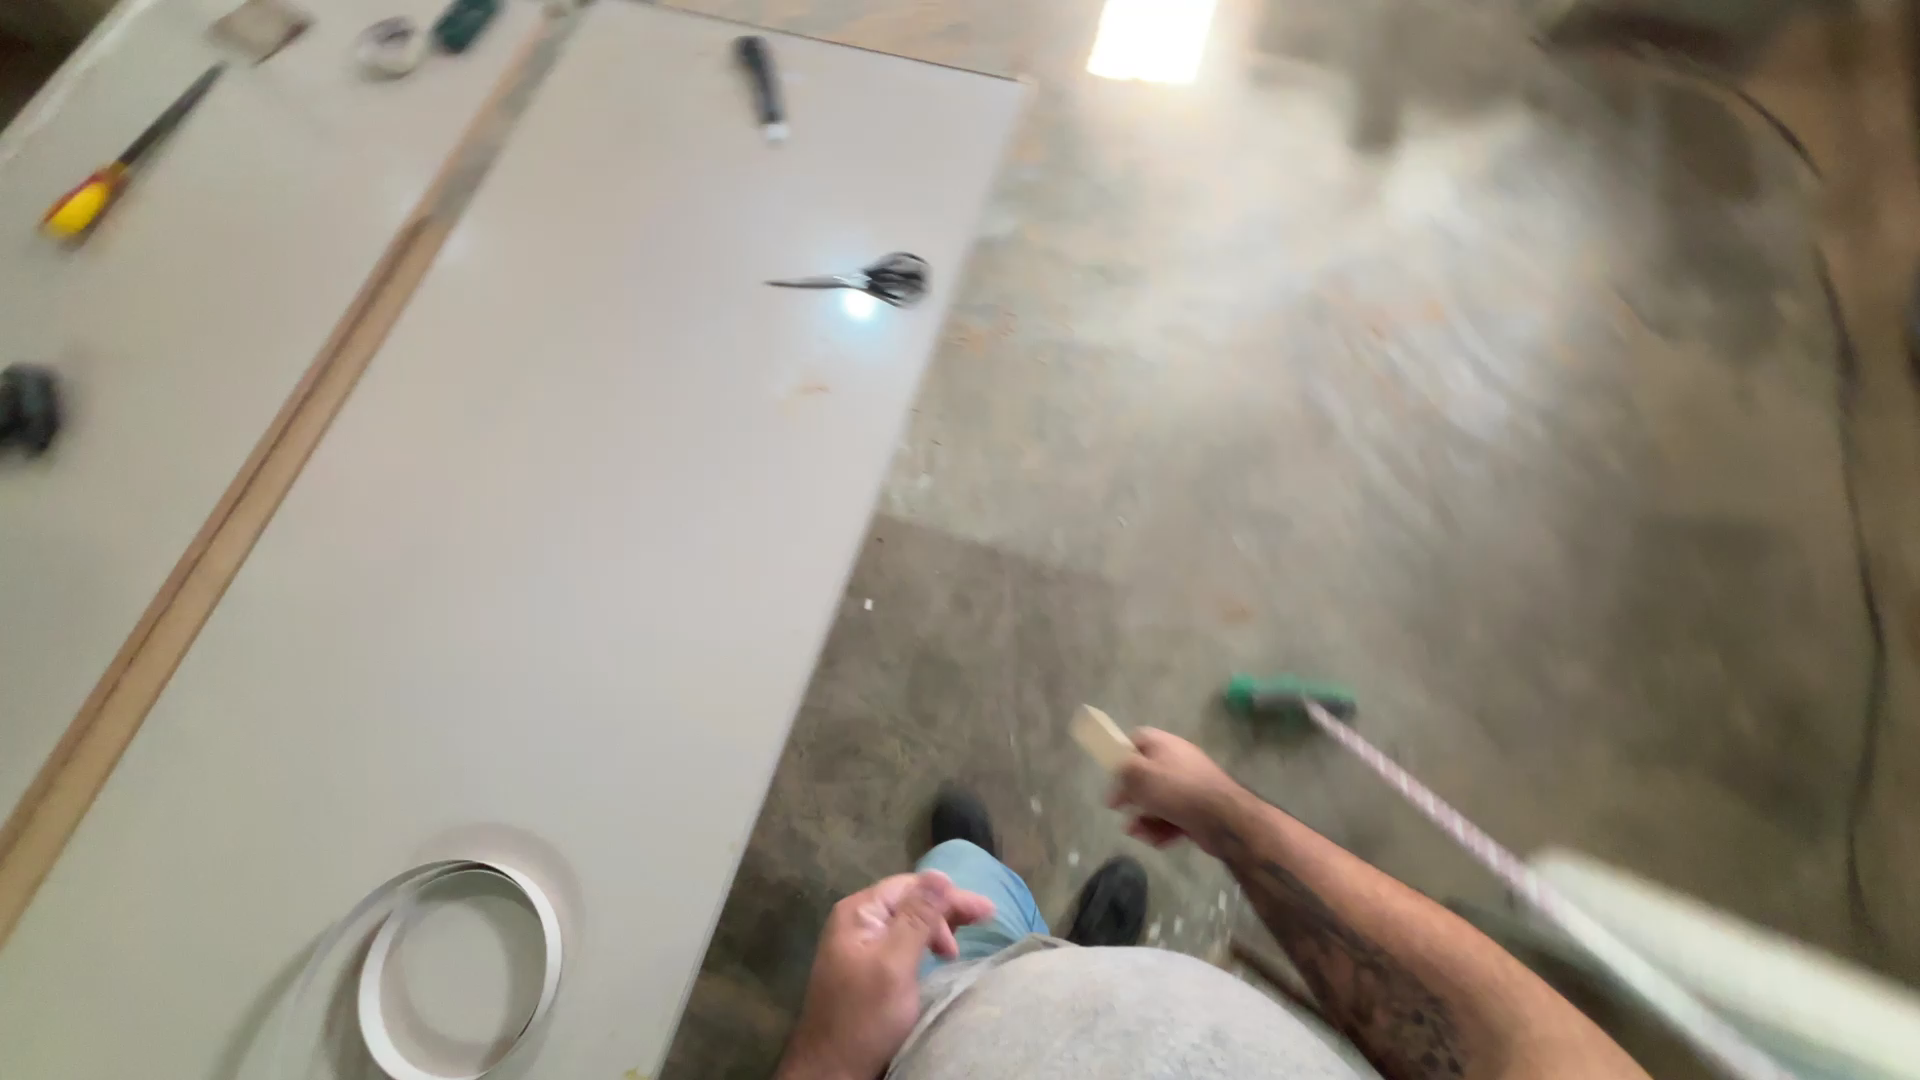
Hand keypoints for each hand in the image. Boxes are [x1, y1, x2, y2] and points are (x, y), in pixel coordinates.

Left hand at [776, 870, 994, 1079]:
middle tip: (982, 925)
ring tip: (955, 951)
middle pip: (909, 900)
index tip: (986, 913)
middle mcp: (856, 920)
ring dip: (936, 928)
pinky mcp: (865, 968)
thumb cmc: (863, 1017)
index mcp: (859, 911)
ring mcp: (858, 945)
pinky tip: (937, 956)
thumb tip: (940, 874)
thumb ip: (917, 917)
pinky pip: (900, 941)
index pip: (911, 886)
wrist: (830, 1074)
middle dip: (946, 910)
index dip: (949, 895)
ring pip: (907, 921)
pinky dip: (923, 944)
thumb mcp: (895, 964)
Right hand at [1108, 727, 1248, 855]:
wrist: (1225, 819)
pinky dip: (1161, 828)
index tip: (1112, 773)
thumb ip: (1122, 768)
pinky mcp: (1196, 811)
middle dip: (1131, 794)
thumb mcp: (1140, 774)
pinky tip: (1156, 841)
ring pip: (1157, 800)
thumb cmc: (1177, 790)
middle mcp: (1177, 763)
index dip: (1122, 754)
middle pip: (1146, 774)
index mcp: (1164, 745)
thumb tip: (1118, 773)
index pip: (1137, 740)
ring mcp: (1189, 788)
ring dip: (1143, 817)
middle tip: (1118, 808)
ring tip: (1135, 832)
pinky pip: (1172, 817)